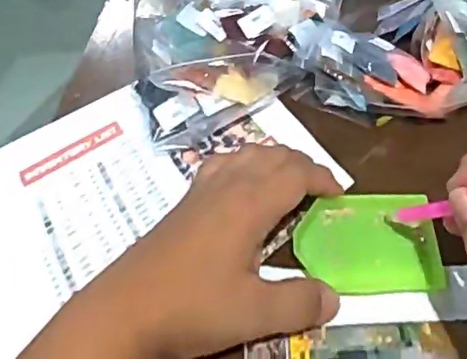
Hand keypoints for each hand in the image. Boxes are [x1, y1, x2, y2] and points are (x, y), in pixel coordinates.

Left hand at [20, 143, 342, 358]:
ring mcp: (205, 186)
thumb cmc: (192, 306)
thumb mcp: (251, 314)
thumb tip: (334, 296)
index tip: (340, 191)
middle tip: (320, 189)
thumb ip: (297, 303)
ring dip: (275, 160)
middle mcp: (230, 182)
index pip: (296, 172)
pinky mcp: (187, 197)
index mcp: (250, 201)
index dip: (322, 176)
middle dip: (302, 164)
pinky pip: (226, 161)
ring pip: (249, 152)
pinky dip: (246, 162)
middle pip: (275, 155)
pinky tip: (242, 184)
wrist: (126, 307)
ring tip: (288, 182)